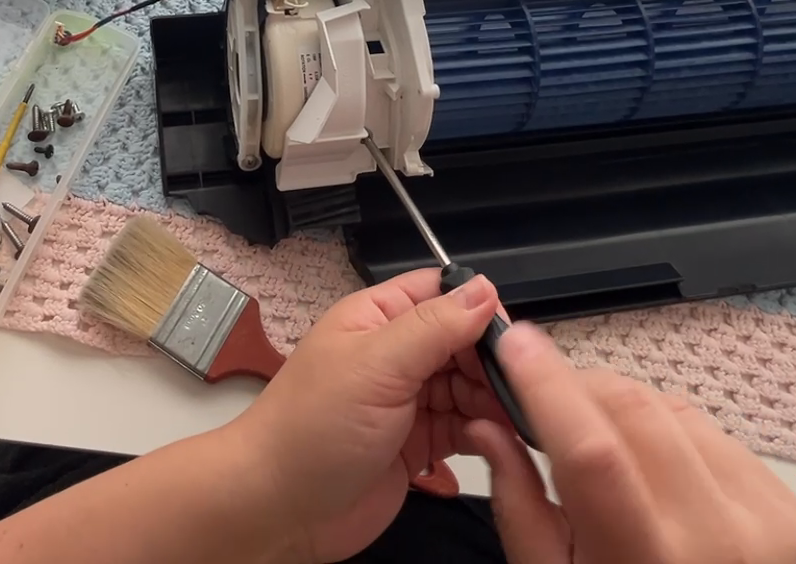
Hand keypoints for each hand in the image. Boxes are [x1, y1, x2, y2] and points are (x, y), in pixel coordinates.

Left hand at [223, 268, 505, 562]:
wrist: (279, 507)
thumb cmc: (314, 426)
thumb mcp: (376, 364)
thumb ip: (433, 327)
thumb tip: (484, 288)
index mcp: (378, 317)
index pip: (440, 293)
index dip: (477, 308)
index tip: (511, 338)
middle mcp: (394, 352)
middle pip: (461, 341)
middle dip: (490, 362)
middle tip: (516, 391)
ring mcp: (406, 399)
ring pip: (467, 386)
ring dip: (491, 401)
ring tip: (510, 422)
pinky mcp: (417, 442)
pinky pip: (463, 427)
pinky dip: (482, 433)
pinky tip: (492, 443)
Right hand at [465, 322, 795, 563]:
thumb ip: (517, 504)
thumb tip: (486, 423)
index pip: (592, 453)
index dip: (550, 386)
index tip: (515, 342)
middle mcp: (720, 541)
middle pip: (633, 409)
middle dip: (578, 384)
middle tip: (549, 400)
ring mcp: (768, 523)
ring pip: (670, 409)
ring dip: (623, 407)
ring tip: (607, 447)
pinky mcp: (794, 513)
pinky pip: (710, 432)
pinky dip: (668, 431)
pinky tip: (656, 469)